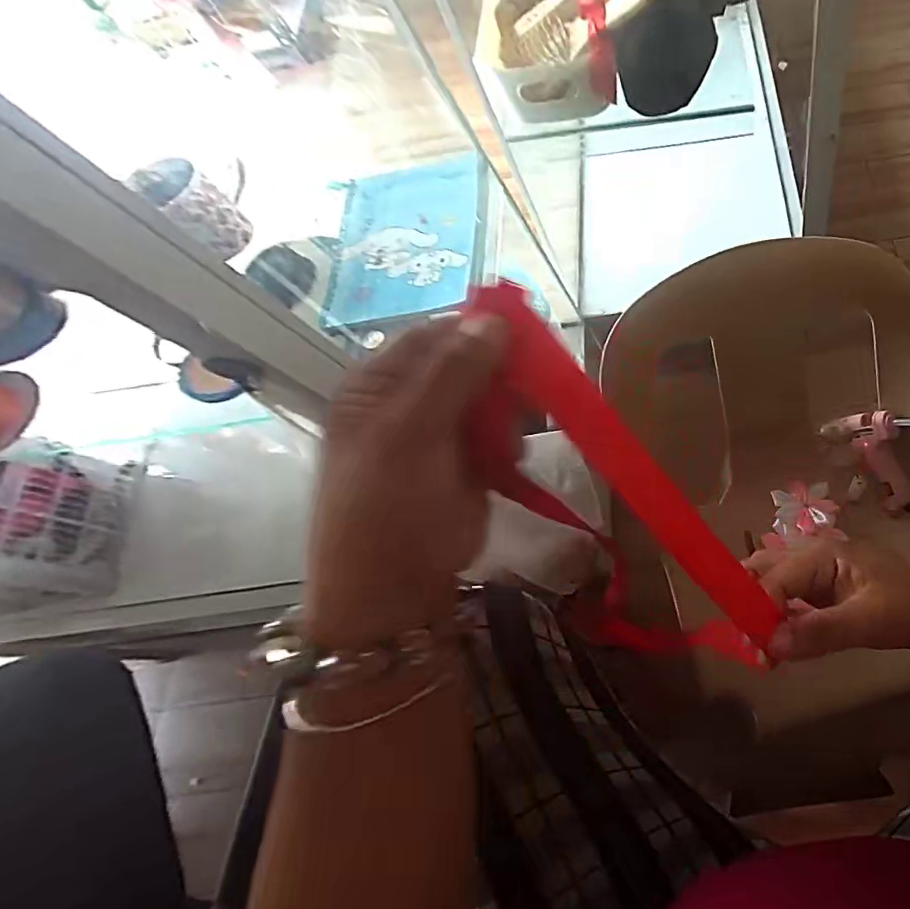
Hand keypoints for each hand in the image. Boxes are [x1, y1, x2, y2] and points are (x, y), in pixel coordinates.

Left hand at [305, 314, 510, 648]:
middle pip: (470, 363)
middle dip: (502, 377)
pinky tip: (507, 462)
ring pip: (492, 398)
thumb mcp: (412, 434)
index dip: (478, 330)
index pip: (435, 335)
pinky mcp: (469, 459)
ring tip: (508, 444)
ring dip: (509, 414)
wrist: (396, 589)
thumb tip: (493, 319)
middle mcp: (411, 399)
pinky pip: (500, 431)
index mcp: (379, 383)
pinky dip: (510, 441)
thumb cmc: (389, 508)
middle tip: (530, 393)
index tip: (527, 334)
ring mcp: (442, 431)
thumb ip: (452, 375)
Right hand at [743, 539, 909, 670]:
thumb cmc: (909, 608)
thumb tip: (770, 645)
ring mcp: (814, 573)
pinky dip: (776, 620)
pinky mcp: (819, 591)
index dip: (757, 611)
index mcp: (819, 555)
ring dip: (759, 614)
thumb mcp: (868, 621)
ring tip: (758, 649)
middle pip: (761, 571)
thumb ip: (819, 632)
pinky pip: (786, 601)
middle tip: (746, 644)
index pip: (772, 579)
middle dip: (747, 604)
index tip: (753, 649)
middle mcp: (810, 557)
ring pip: (770, 585)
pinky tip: (777, 645)